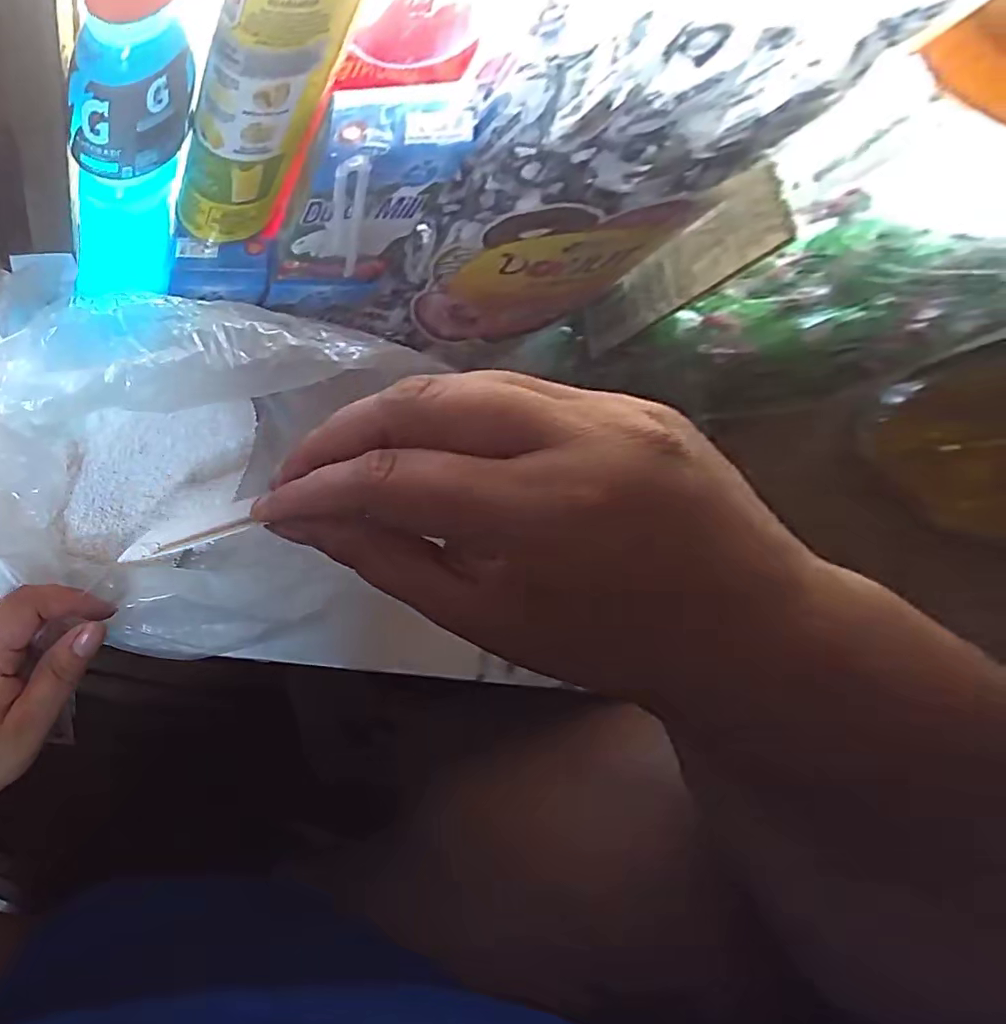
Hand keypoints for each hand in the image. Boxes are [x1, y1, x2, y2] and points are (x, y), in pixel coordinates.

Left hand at [0, 585, 112, 817]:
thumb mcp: (31, 721)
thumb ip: (60, 672)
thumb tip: (94, 629)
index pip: (28, 603)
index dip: (70, 598)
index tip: (107, 611)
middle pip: (22, 603)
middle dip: (66, 604)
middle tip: (105, 619)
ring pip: (17, 615)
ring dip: (54, 618)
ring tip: (90, 632)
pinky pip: (11, 632)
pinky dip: (40, 634)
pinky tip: (61, 650)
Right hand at [253, 371, 829, 699]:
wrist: (753, 628)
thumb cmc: (599, 641)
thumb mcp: (473, 614)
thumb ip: (380, 557)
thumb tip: (302, 522)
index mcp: (544, 510)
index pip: (394, 476)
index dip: (318, 488)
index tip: (270, 506)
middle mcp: (578, 435)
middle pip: (418, 403)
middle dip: (337, 434)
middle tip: (295, 472)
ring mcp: (608, 405)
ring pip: (455, 382)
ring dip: (380, 414)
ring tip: (339, 455)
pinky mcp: (620, 397)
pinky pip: (500, 388)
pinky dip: (435, 410)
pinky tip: (409, 440)